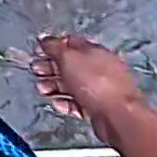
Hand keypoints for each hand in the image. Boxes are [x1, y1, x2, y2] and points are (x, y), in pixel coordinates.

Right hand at [32, 34, 152, 138]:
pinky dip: (66, 102)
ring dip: (54, 86)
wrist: (120, 118)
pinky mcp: (100, 108)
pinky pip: (78, 102)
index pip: (70, 43)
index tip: (38, 52)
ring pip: (72, 84)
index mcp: (95, 52)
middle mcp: (100, 69)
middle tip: (37, 71)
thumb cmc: (95, 83)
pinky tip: (58, 103)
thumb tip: (44, 39)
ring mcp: (101, 90)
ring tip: (43, 90)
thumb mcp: (68, 57)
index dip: (52, 46)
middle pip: (69, 64)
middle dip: (50, 67)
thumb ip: (53, 46)